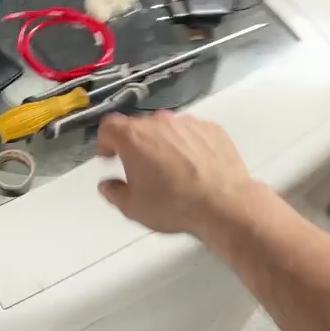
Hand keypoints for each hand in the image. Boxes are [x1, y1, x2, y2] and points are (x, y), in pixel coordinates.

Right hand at [94, 112, 266, 235]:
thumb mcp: (133, 207)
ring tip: (172, 169)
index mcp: (134, 138)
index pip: (109, 126)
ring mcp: (188, 123)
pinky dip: (189, 145)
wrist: (223, 204)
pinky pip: (193, 132)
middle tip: (142, 168)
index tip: (110, 156)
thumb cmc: (173, 205)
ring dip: (164, 143)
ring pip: (168, 128)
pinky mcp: (212, 129)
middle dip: (137, 144)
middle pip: (140, 126)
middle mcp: (160, 122)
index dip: (106, 141)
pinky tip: (195, 167)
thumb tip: (108, 185)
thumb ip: (114, 192)